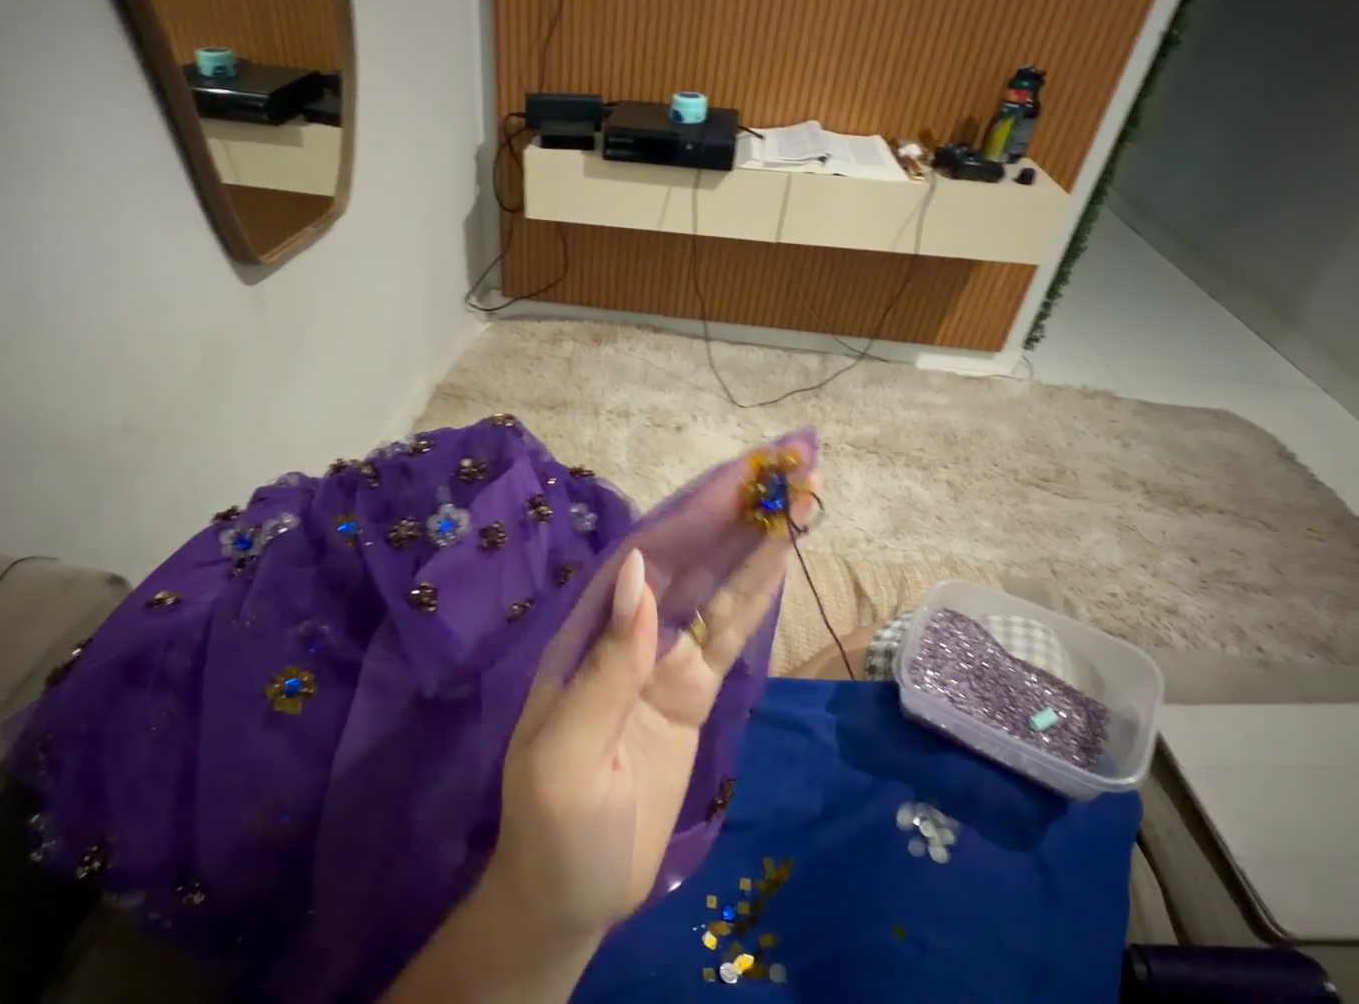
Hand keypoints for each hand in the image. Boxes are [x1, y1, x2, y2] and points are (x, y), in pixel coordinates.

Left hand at [379, 479, 813, 1003]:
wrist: (569, 897)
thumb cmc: (555, 831)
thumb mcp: (568, 755)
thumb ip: (607, 667)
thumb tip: (642, 577)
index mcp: (586, 636)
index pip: (648, 555)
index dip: (698, 510)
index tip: (747, 473)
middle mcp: (627, 635)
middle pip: (690, 558)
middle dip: (737, 509)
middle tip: (795, 462)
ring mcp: (662, 664)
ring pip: (717, 588)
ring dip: (757, 542)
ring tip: (804, 495)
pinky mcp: (689, 695)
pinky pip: (728, 637)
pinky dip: (757, 596)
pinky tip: (782, 558)